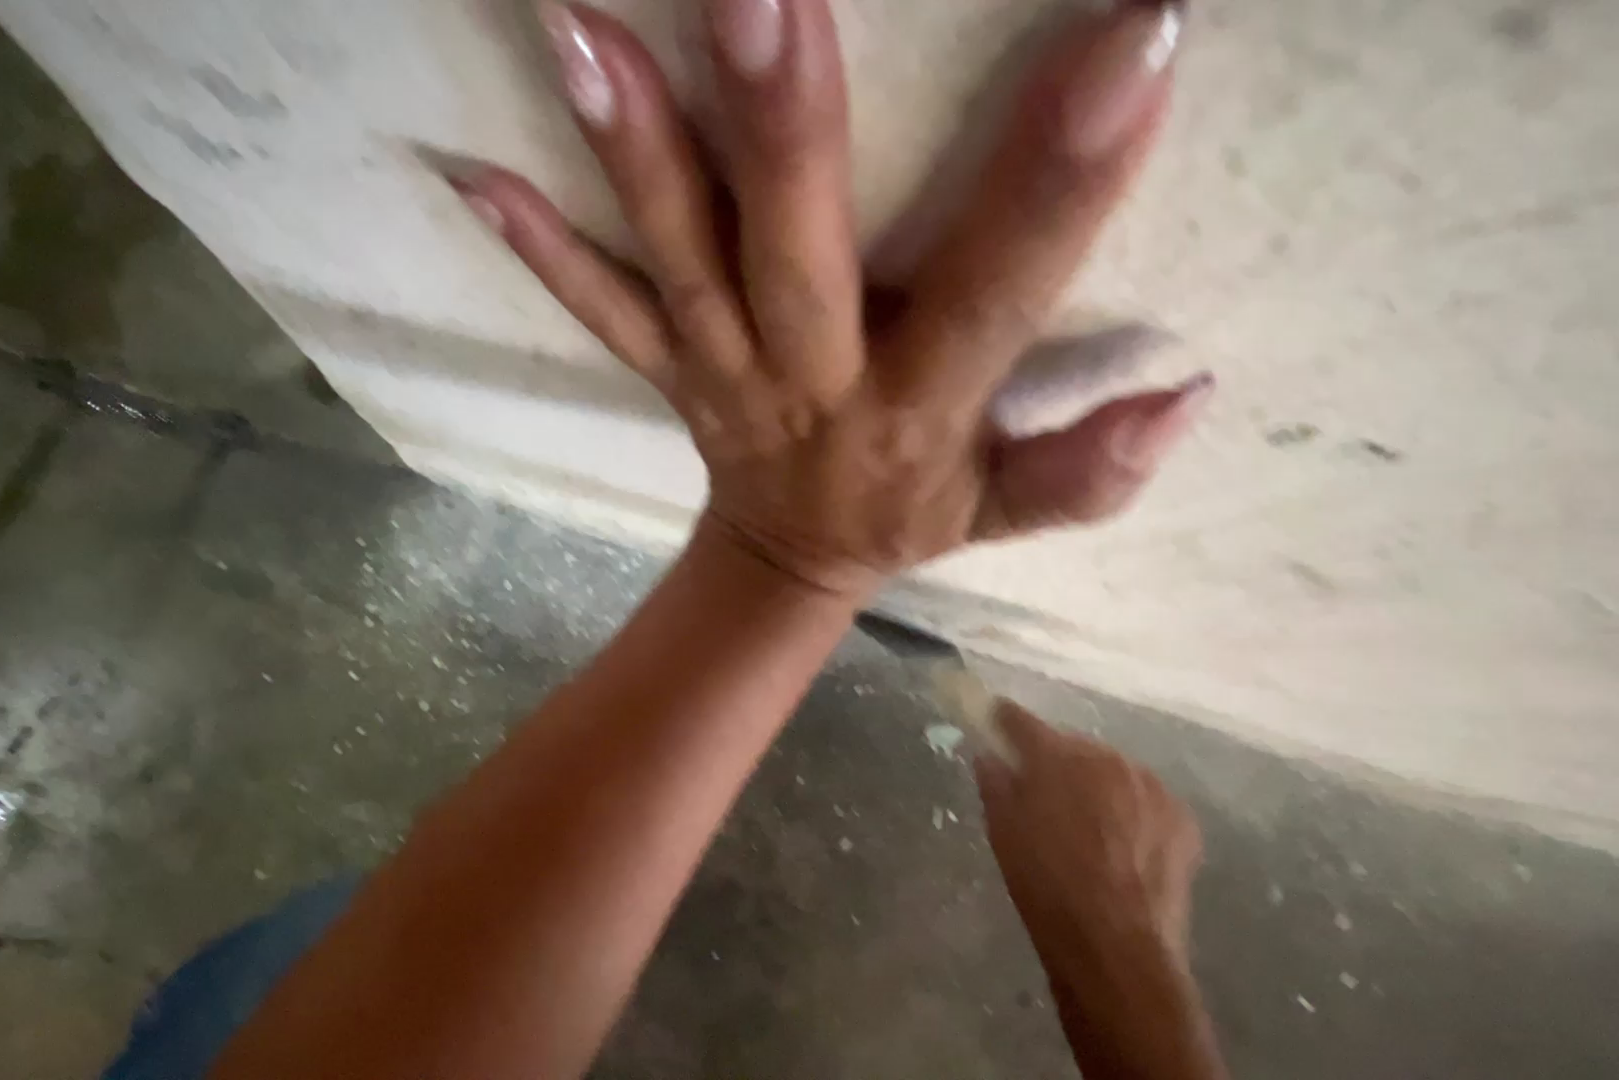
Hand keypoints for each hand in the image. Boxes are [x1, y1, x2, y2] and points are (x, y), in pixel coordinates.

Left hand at [453, 0, 1206, 595]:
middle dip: (785, 125)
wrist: (790, 562)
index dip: (1061, 183)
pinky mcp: (661, 366)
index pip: (995, 295)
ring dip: (632, 148)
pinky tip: (479, 176)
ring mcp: (714, 371)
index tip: (1132, 38)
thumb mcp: (1001, 513)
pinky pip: (597, 310)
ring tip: (578, 25)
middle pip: (794, 253)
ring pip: (677, 260)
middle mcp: (804, 382)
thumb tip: (1183, 397)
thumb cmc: (905, 517)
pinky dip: (542, 251)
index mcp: (911, 411)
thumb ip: (1082, 470)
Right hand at [975, 700, 1203, 966]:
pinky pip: (1143, 799)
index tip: (993, 719)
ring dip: (1095, 784)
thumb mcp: (1002, 831)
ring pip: (1111, 770)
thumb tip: (992, 757)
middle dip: (1055, 760)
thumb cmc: (1045, 884)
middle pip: (1072, 745)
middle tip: (1041, 788)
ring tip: (1085, 820)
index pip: (1022, 722)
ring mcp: (1149, 786)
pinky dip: (1129, 809)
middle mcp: (1106, 759)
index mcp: (1056, 757)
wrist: (1115, 945)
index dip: (1004, 720)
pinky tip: (1120, 842)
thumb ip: (995, 783)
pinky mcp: (1181, 818)